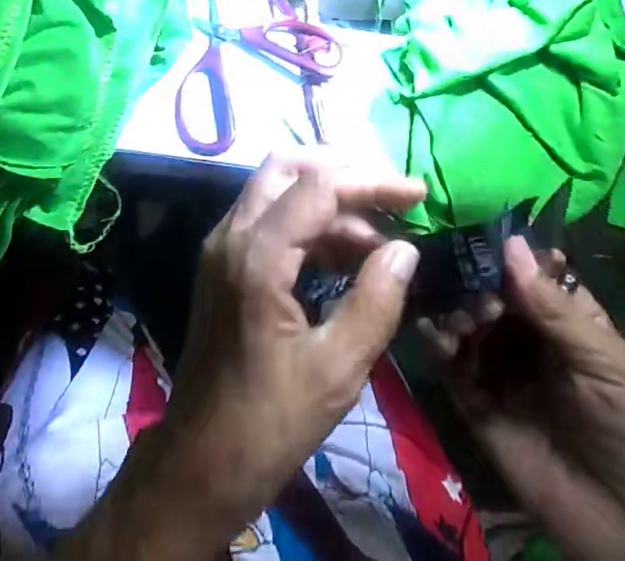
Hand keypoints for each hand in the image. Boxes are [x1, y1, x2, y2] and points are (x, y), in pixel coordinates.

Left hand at [59, 147, 424, 559]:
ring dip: (328, 200)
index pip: (317, 187)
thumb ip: (376, 301)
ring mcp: (222, 247)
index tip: (419, 194)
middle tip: (395, 197)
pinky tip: (348, 254)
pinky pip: (268, 220)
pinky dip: (308, 223)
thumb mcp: (337, 367)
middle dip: (343, 172)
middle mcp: (231, 235)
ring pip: (275, 190)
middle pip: (285, 168)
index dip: (371, 181)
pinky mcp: (224, 263)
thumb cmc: (271, 418)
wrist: (204, 455)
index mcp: (257, 256)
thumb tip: (406, 249)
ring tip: (383, 238)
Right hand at [425, 237, 624, 560]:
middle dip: (475, 281)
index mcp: (569, 323)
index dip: (505, 252)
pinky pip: (447, 364)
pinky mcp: (474, 401)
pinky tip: (436, 333)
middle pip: (488, 291)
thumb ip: (556, 309)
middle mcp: (528, 338)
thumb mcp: (613, 368)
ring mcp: (499, 368)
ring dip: (455, 308)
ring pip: (464, 321)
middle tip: (476, 289)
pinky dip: (435, 342)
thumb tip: (511, 243)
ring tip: (463, 317)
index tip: (477, 230)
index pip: (528, 273)